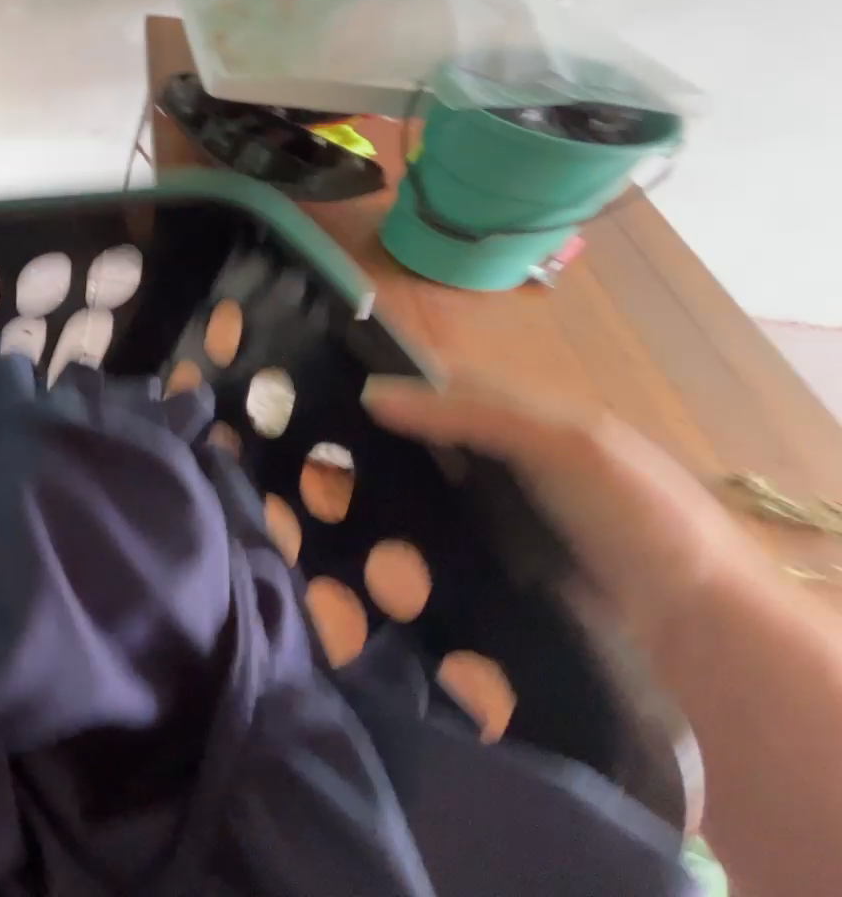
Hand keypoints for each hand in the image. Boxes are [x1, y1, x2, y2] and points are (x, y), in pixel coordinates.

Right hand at [362, 374, 754, 643]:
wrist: (693, 620)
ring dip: (379, 489)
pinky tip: (363, 538)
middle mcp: (505, 456)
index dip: (388, 385)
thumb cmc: (632, 512)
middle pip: (422, 437)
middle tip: (312, 453)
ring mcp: (497, 508)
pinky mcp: (489, 555)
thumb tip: (368, 395)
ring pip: (419, 485)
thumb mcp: (560, 444)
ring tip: (323, 497)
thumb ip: (470, 414)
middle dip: (372, 441)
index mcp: (526, 415)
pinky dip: (398, 532)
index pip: (438, 386)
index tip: (323, 396)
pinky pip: (430, 533)